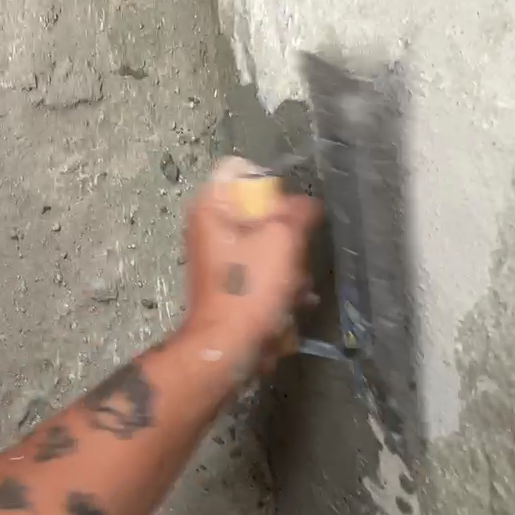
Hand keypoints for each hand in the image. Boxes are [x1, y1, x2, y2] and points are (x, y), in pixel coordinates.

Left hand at [178, 157, 322, 375]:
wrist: (229, 345)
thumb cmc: (250, 289)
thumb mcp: (283, 238)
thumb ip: (297, 210)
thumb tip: (306, 202)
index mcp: (210, 206)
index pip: (239, 168)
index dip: (270, 182)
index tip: (287, 206)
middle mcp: (209, 226)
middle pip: (260, 210)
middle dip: (286, 232)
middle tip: (294, 252)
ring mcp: (218, 256)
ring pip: (267, 243)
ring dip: (289, 264)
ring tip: (294, 285)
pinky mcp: (230, 283)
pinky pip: (263, 271)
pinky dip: (280, 284)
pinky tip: (292, 301)